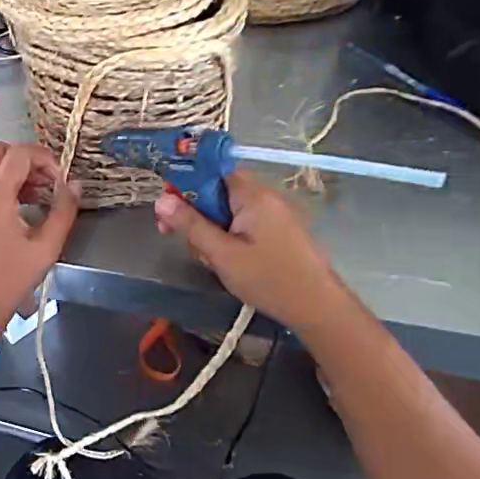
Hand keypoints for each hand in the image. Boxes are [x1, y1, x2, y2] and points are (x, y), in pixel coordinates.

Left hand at [0, 142, 80, 336]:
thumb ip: (64, 210)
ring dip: (20, 169)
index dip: (45, 158)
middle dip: (28, 156)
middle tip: (50, 175)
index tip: (62, 177)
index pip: (18, 155)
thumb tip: (74, 184)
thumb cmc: (13, 277)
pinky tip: (32, 201)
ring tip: (45, 191)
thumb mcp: (47, 245)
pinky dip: (11, 182)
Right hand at [154, 172, 354, 333]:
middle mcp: (267, 196)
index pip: (213, 171)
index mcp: (253, 195)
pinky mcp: (281, 230)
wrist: (317, 307)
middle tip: (183, 241)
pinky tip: (228, 261)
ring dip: (213, 230)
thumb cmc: (268, 279)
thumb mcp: (221, 254)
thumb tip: (161, 199)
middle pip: (219, 192)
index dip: (186, 185)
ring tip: (211, 260)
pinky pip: (246, 223)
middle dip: (197, 214)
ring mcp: (276, 213)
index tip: (168, 208)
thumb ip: (190, 225)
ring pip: (231, 211)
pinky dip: (231, 237)